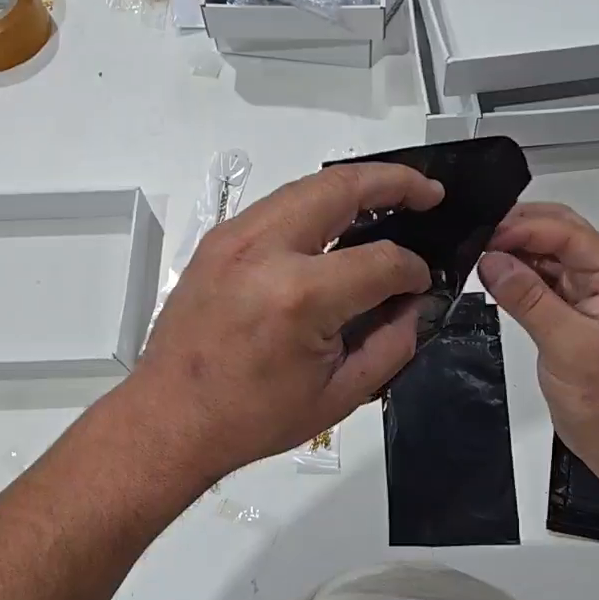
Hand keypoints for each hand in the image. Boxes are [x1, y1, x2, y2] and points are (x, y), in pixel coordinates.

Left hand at [133, 163, 442, 481]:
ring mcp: (234, 238)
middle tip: (429, 192)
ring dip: (355, 185)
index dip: (412, 270)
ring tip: (392, 196)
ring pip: (307, 186)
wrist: (169, 418)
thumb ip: (392, 343)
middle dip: (395, 181)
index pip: (380, 261)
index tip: (423, 282)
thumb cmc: (253, 417)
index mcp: (299, 297)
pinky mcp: (218, 239)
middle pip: (341, 188)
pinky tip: (338, 220)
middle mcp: (264, 251)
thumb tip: (415, 301)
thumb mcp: (340, 395)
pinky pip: (279, 204)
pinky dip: (317, 202)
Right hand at [476, 204, 598, 481]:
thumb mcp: (567, 346)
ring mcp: (587, 289)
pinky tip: (487, 270)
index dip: (525, 228)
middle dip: (517, 228)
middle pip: (559, 231)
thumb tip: (488, 259)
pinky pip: (538, 275)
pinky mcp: (568, 306)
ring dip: (512, 247)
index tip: (483, 236)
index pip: (569, 233)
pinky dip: (514, 270)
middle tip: (473, 236)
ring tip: (473, 249)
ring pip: (546, 250)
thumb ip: (528, 299)